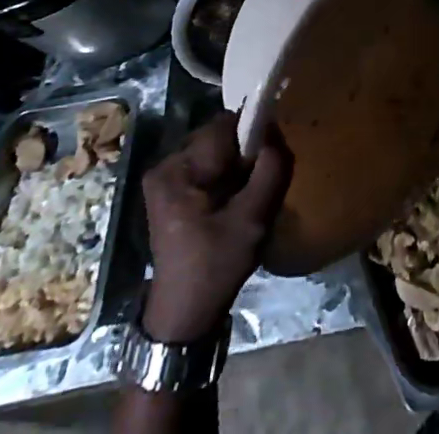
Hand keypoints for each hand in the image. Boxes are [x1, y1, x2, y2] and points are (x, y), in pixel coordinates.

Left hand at [139, 113, 290, 343]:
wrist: (184, 312)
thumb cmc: (217, 265)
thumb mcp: (253, 218)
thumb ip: (270, 169)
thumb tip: (275, 129)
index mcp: (178, 170)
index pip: (225, 126)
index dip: (253, 135)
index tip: (270, 158)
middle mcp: (165, 165)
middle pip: (218, 136)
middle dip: (244, 153)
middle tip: (259, 184)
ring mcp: (163, 178)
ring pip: (213, 150)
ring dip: (235, 165)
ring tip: (245, 197)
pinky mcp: (168, 191)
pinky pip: (205, 166)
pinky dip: (223, 176)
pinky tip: (230, 204)